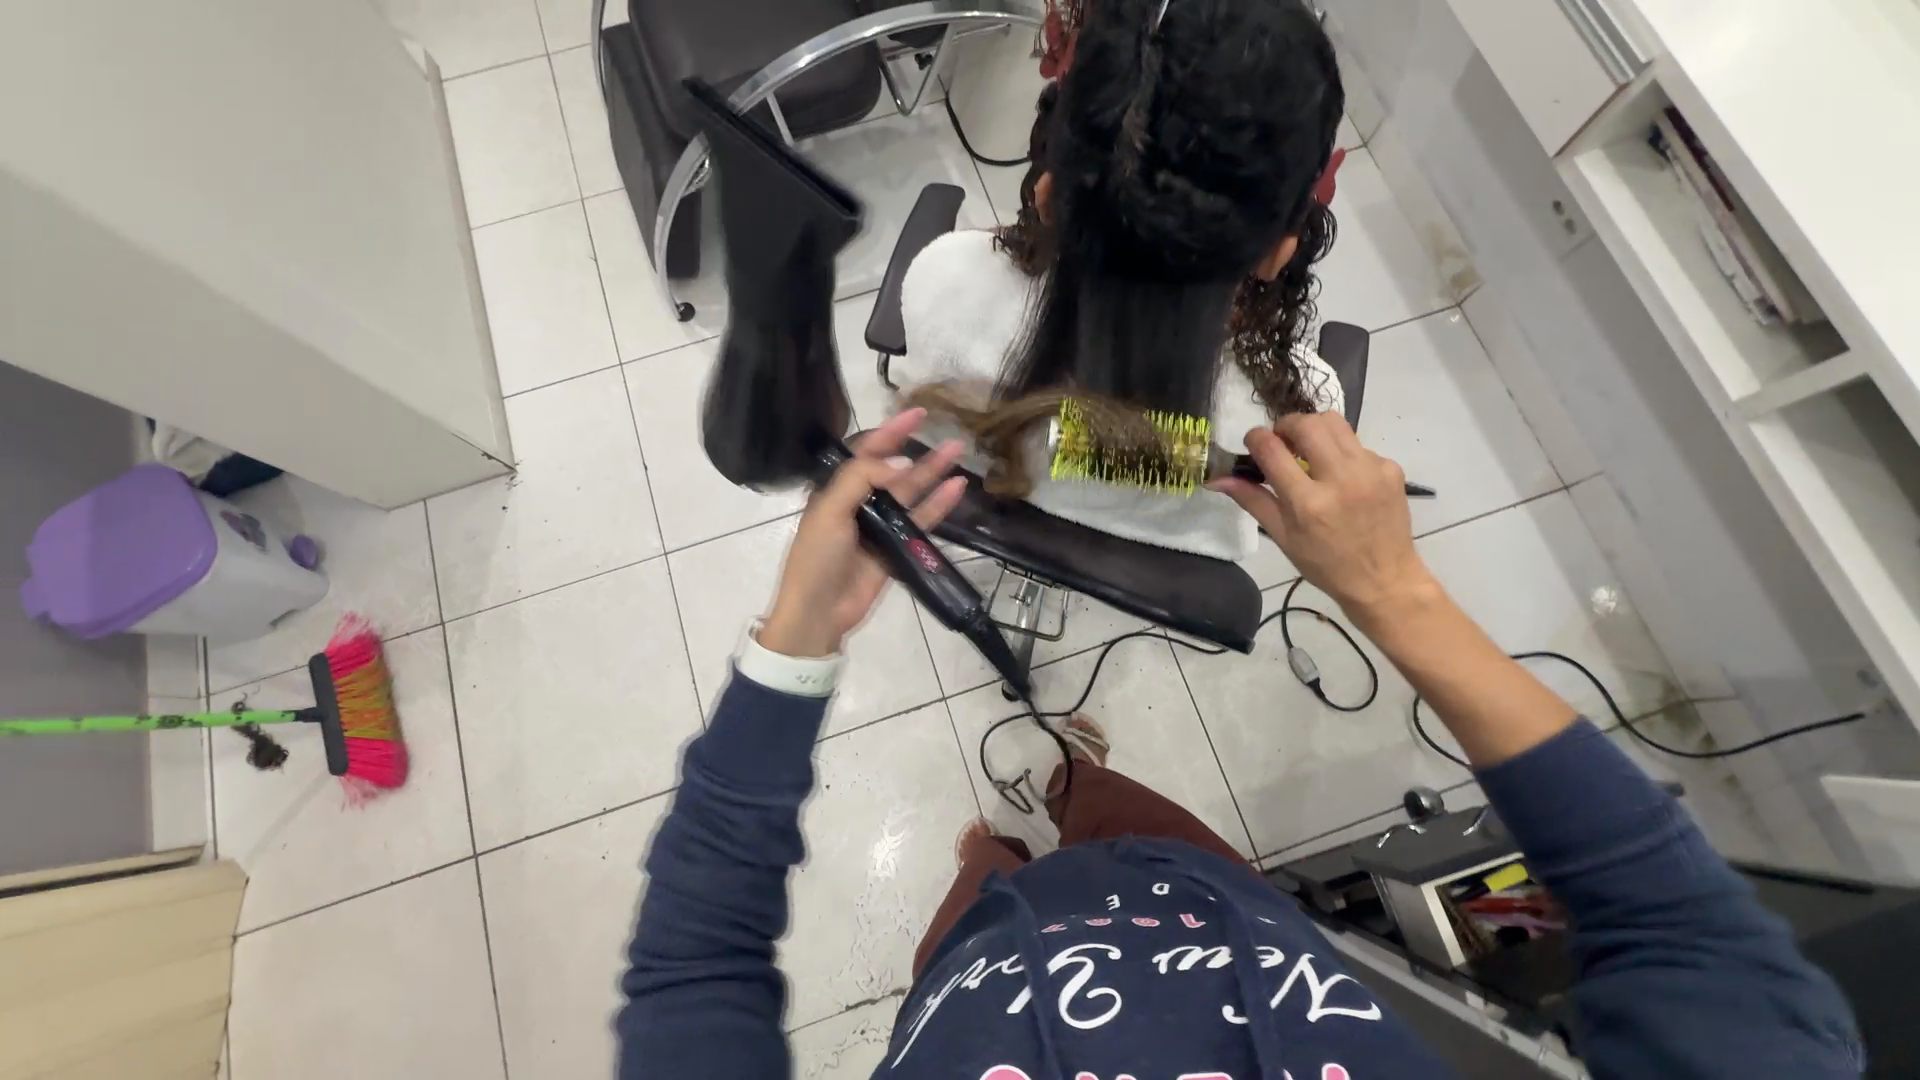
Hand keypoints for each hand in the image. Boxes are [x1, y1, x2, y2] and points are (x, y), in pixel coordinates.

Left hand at [759, 409, 966, 657]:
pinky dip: (938, 504)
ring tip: (958, 451)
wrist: (819, 612)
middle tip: (947, 431)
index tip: (916, 413)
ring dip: (934, 472)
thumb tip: (903, 461)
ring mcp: (880, 526)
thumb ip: (862, 479)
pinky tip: (957, 488)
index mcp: (836, 490)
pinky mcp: (897, 547)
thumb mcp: (830, 511)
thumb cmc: (816, 558)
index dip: (890, 432)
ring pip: (911, 492)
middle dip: (919, 449)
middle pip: (894, 470)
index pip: (866, 452)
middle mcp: (860, 502)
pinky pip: (921, 520)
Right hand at [1212, 412, 1439, 627]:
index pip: (1271, 449)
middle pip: (1307, 424)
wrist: (1384, 579)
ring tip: (1308, 451)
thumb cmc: (1325, 564)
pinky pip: (1358, 444)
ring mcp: (1370, 470)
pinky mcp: (1390, 468)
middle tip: (1281, 442)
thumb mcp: (1282, 536)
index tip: (1253, 442)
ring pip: (1335, 423)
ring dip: (1314, 430)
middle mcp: (1340, 479)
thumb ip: (1252, 500)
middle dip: (1286, 425)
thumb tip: (1216, 479)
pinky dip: (1341, 453)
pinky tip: (1341, 477)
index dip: (1256, 438)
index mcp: (1307, 502)